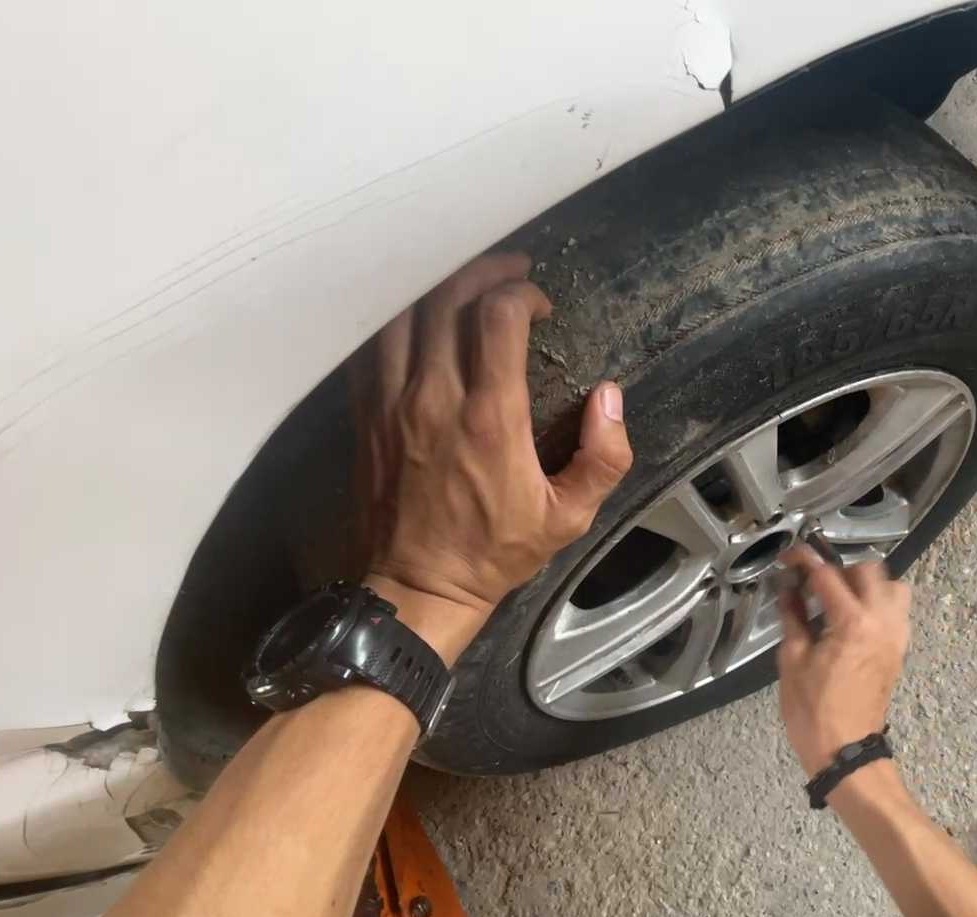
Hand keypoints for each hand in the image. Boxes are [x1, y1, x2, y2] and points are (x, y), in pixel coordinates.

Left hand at [355, 253, 632, 628]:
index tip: (540, 305)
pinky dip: (396, 316)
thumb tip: (610, 398)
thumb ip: (604, 458)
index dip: (521, 294)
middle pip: (448, 300)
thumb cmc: (496, 551)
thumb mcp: (570, 517)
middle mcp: (435, 398)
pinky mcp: (367, 414)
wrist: (419, 585)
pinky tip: (417, 313)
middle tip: (509, 271)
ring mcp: (392, 403)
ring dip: (438, 285)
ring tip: (465, 280)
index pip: (497, 319)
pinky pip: (371, 343)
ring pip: (405, 312)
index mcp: (490, 419)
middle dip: (483, 272)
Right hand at [775, 548, 912, 776]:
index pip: (827, 575)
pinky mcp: (899, 649)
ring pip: (892, 586)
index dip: (803, 561)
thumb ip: (793, 616)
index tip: (789, 558)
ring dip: (866, 583)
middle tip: (814, 582)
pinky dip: (878, 603)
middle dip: (839, 568)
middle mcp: (882, 623)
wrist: (845, 750)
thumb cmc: (814, 712)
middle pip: (869, 570)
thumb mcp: (792, 660)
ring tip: (838, 598)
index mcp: (852, 623)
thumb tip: (788, 590)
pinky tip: (853, 616)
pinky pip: (897, 610)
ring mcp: (896, 636)